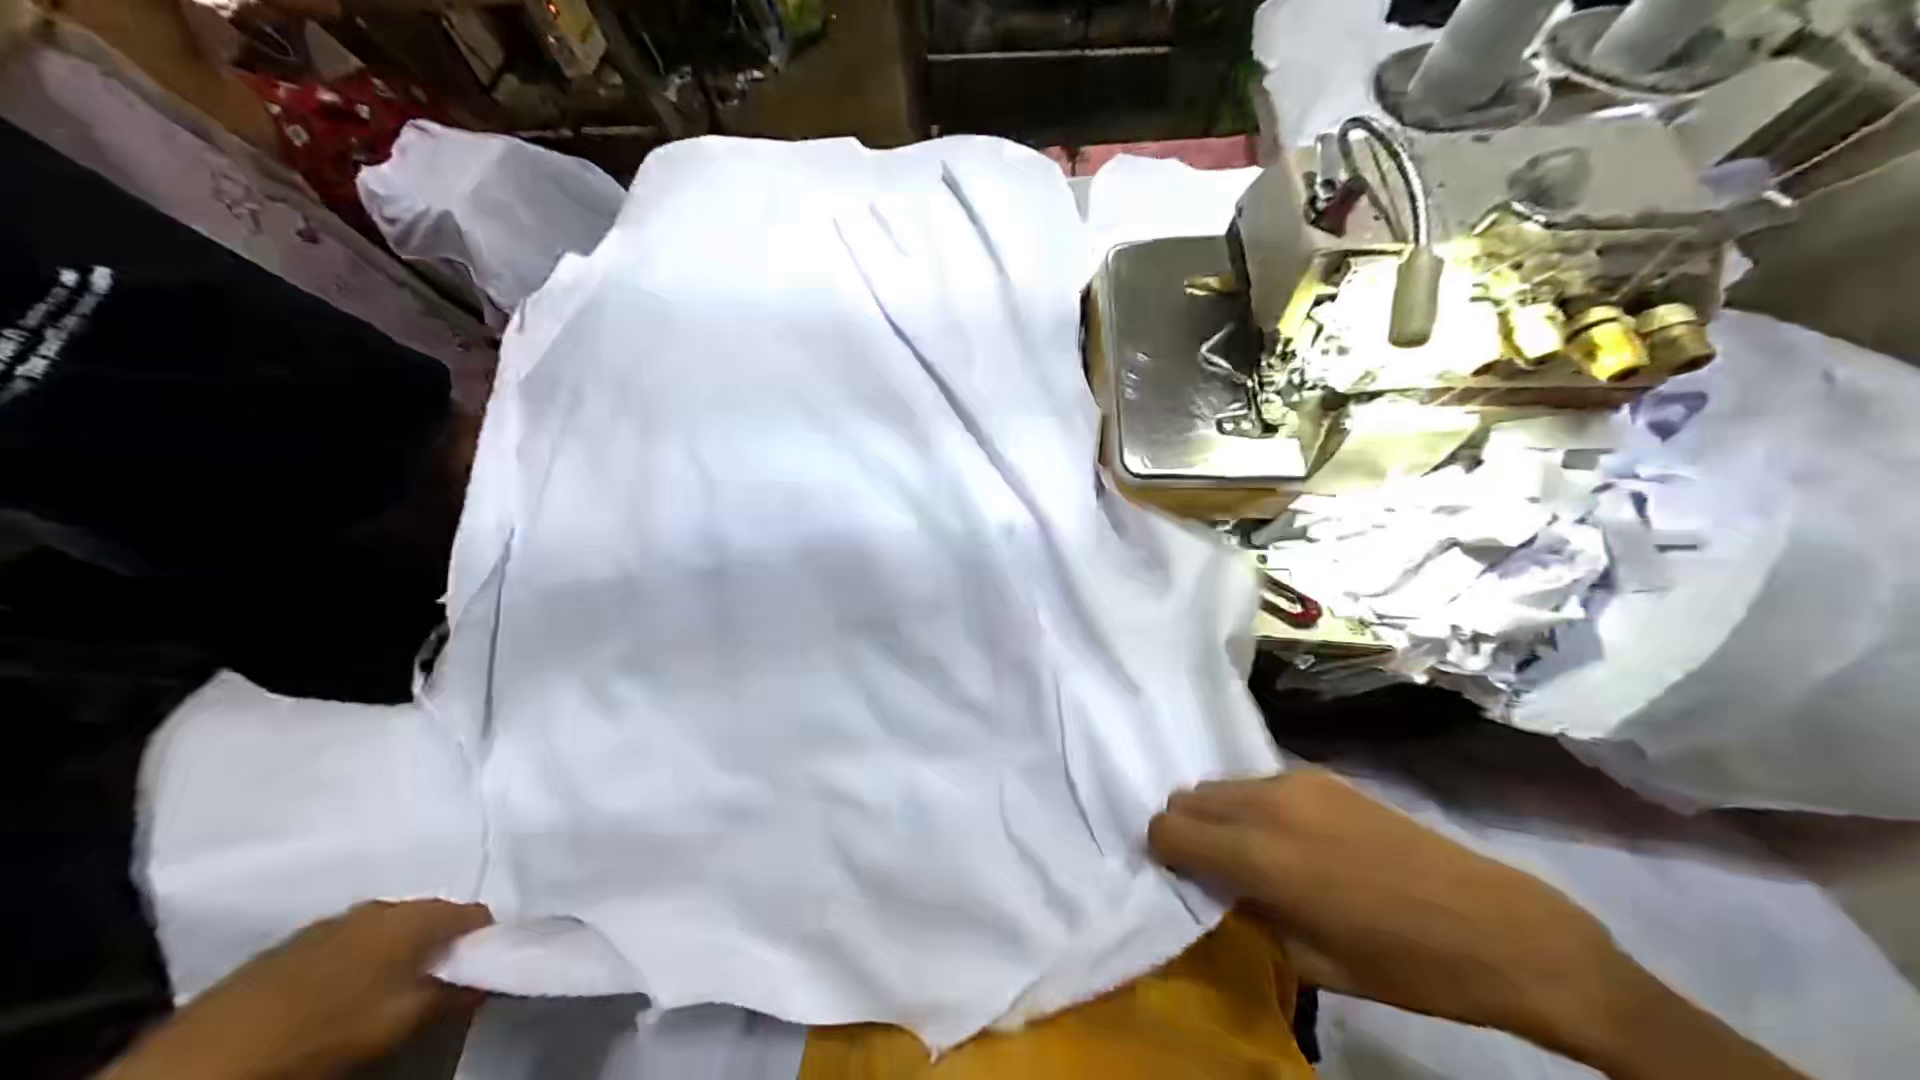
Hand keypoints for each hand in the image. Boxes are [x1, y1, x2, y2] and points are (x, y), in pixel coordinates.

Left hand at [106, 899, 492, 1079]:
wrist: (195, 1068)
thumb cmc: (321, 1035)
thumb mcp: (402, 1022)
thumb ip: (454, 994)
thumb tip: (489, 977)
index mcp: (411, 915)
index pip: (477, 914)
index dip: (487, 944)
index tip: (482, 976)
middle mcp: (377, 905)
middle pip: (432, 918)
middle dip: (440, 949)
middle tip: (436, 991)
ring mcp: (327, 922)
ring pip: (387, 930)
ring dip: (397, 956)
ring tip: (386, 997)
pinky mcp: (287, 946)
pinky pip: (346, 945)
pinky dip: (356, 965)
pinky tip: (338, 999)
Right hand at [1149, 771, 1804, 1079]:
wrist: (1498, 926)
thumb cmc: (1404, 963)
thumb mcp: (1312, 962)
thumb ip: (1249, 917)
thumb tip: (1216, 892)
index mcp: (1260, 856)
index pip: (1168, 829)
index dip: (1161, 851)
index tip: (1177, 874)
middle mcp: (1267, 804)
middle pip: (1188, 797)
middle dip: (1186, 829)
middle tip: (1210, 866)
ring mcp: (1297, 781)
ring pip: (1222, 785)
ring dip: (1220, 815)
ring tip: (1253, 852)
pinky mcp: (1324, 775)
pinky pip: (1261, 782)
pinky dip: (1254, 805)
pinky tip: (1292, 837)